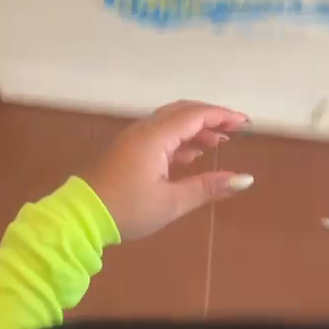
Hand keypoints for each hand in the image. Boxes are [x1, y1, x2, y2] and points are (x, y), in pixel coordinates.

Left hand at [83, 101, 252, 240]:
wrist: (82, 216)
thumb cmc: (128, 209)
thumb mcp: (172, 202)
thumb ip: (208, 187)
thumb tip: (244, 179)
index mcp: (155, 137)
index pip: (195, 115)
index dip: (222, 116)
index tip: (245, 123)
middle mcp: (144, 130)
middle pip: (182, 112)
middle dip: (210, 117)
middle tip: (236, 129)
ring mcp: (134, 138)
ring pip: (170, 122)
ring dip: (196, 129)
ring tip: (219, 142)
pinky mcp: (128, 150)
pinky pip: (160, 134)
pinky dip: (180, 139)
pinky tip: (193, 154)